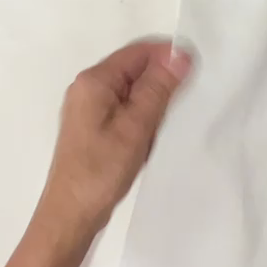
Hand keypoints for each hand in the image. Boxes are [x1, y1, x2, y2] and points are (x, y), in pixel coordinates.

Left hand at [38, 39, 193, 235]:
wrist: (70, 214)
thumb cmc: (101, 170)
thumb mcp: (136, 126)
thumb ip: (158, 87)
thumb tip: (180, 53)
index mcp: (93, 81)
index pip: (137, 52)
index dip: (168, 55)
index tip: (196, 69)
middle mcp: (87, 88)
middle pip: (133, 69)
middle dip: (161, 80)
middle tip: (187, 100)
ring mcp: (88, 108)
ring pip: (130, 91)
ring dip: (152, 101)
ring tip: (168, 122)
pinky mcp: (92, 127)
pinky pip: (123, 108)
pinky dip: (141, 116)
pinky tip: (151, 135)